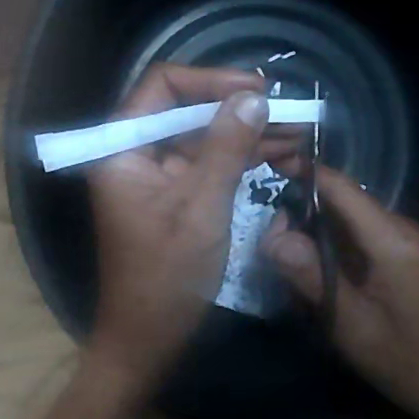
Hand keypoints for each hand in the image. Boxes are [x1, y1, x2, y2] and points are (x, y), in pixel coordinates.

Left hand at [86, 63, 276, 382]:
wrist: (147, 339)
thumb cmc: (167, 276)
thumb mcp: (202, 207)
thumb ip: (226, 147)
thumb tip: (253, 96)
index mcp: (121, 148)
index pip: (162, 86)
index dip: (210, 79)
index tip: (258, 88)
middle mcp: (132, 152)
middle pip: (185, 109)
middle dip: (237, 106)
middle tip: (289, 107)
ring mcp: (153, 174)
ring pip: (201, 136)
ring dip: (245, 131)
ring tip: (297, 127)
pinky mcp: (172, 194)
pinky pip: (206, 162)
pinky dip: (238, 156)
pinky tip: (279, 150)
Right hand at [266, 166, 418, 418]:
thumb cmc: (404, 359)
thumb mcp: (349, 323)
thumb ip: (311, 275)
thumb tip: (272, 235)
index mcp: (392, 239)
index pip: (341, 187)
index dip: (304, 171)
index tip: (265, 163)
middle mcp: (401, 229)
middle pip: (341, 200)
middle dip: (301, 211)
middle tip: (269, 243)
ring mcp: (404, 242)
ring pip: (346, 219)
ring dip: (314, 231)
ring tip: (285, 259)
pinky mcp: (402, 258)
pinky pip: (358, 237)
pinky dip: (330, 246)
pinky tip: (313, 272)